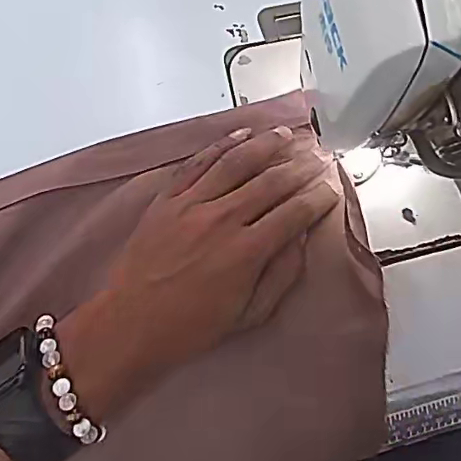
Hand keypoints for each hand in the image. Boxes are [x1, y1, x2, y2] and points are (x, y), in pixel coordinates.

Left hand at [60, 125, 343, 411]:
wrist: (130, 324)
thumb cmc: (191, 326)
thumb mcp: (249, 314)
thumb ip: (281, 274)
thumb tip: (301, 239)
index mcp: (246, 252)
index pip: (293, 213)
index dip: (317, 198)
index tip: (329, 189)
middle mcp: (221, 220)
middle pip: (270, 182)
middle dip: (299, 167)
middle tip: (316, 158)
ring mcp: (191, 205)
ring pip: (235, 163)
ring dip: (264, 145)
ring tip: (283, 134)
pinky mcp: (167, 199)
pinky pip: (198, 163)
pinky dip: (221, 146)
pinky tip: (239, 135)